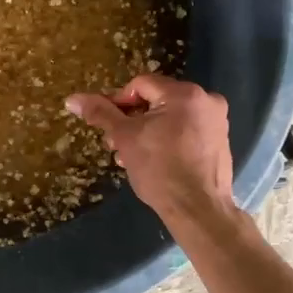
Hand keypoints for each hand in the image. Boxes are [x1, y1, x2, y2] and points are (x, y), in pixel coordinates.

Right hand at [64, 74, 235, 226]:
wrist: (198, 208)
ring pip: (170, 117)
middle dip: (132, 120)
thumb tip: (72, 98)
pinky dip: (166, 139)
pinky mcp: (219, 141)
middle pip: (157, 100)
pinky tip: (152, 160)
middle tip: (115, 143)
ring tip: (129, 156)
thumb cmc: (159, 169)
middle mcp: (206, 100)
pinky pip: (186, 130)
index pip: (141, 84)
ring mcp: (217, 121)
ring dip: (146, 131)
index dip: (119, 102)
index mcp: (184, 93)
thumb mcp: (125, 137)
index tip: (108, 125)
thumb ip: (100, 113)